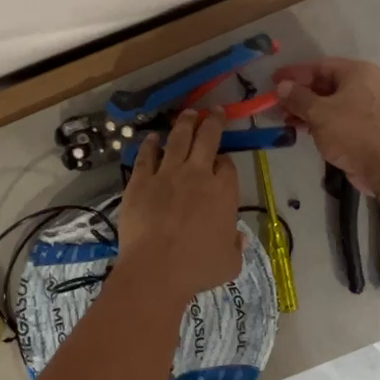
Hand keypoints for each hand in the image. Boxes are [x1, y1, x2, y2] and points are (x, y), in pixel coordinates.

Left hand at [116, 109, 241, 298]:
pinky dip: (150, 144)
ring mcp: (167, 175)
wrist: (156, 268)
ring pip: (178, 139)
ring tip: (188, 113)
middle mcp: (197, 175)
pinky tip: (151, 137)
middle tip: (214, 112)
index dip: (225, 161)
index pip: (227, 166)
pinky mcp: (140, 181)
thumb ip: (236, 247)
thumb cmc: (198, 268)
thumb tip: (239, 238)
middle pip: (207, 138)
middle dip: (212, 122)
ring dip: (184, 124)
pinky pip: (146, 156)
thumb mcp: (230, 263)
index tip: (222, 161)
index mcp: (223, 192)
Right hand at [273, 58, 379, 193]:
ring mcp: (367, 106)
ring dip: (307, 110)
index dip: (294, 74)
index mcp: (358, 72)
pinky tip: (302, 129)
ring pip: (330, 103)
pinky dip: (319, 121)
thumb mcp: (320, 113)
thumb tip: (281, 86)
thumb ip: (298, 97)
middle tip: (277, 104)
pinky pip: (338, 117)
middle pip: (325, 84)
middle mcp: (365, 84)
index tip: (274, 80)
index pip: (319, 66)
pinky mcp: (365, 126)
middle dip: (299, 95)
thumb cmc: (352, 133)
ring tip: (285, 120)